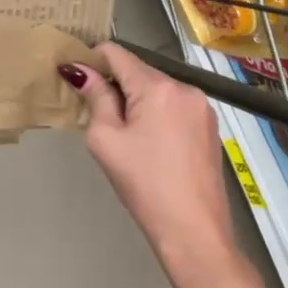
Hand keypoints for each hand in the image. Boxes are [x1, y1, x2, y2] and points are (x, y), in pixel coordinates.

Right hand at [61, 42, 229, 252]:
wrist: (196, 235)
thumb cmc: (144, 185)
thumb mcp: (106, 139)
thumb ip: (94, 97)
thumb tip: (79, 70)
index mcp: (158, 87)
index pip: (115, 52)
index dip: (91, 60)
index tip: (77, 80)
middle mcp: (185, 88)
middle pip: (137, 70)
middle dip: (115, 85)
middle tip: (98, 115)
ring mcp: (202, 107)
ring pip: (156, 88)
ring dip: (136, 99)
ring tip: (125, 134)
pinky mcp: (210, 127)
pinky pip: (173, 105)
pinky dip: (156, 112)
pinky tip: (149, 143)